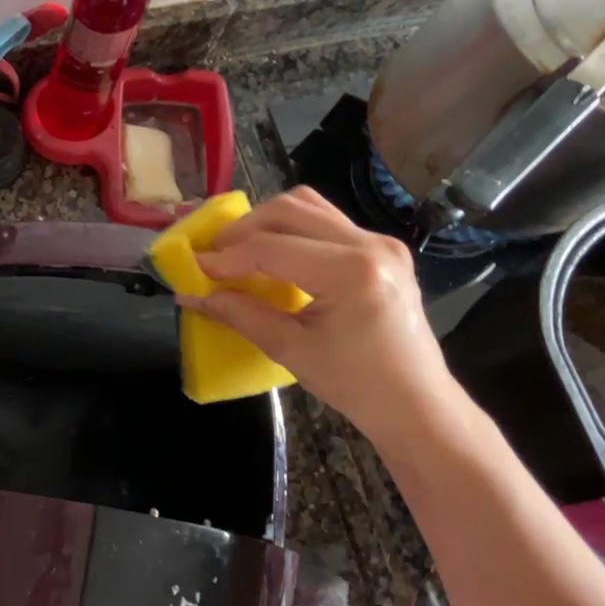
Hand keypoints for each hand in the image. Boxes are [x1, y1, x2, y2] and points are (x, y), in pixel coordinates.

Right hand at [183, 187, 459, 441]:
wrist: (413, 398)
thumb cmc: (353, 381)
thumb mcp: (288, 348)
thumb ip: (238, 314)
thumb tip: (191, 296)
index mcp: (351, 271)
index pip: (271, 247)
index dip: (225, 257)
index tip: (193, 271)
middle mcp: (370, 244)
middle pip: (289, 210)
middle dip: (242, 231)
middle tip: (213, 258)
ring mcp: (379, 242)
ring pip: (307, 207)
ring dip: (265, 224)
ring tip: (238, 253)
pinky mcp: (379, 250)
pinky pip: (324, 223)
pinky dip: (288, 232)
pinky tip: (271, 259)